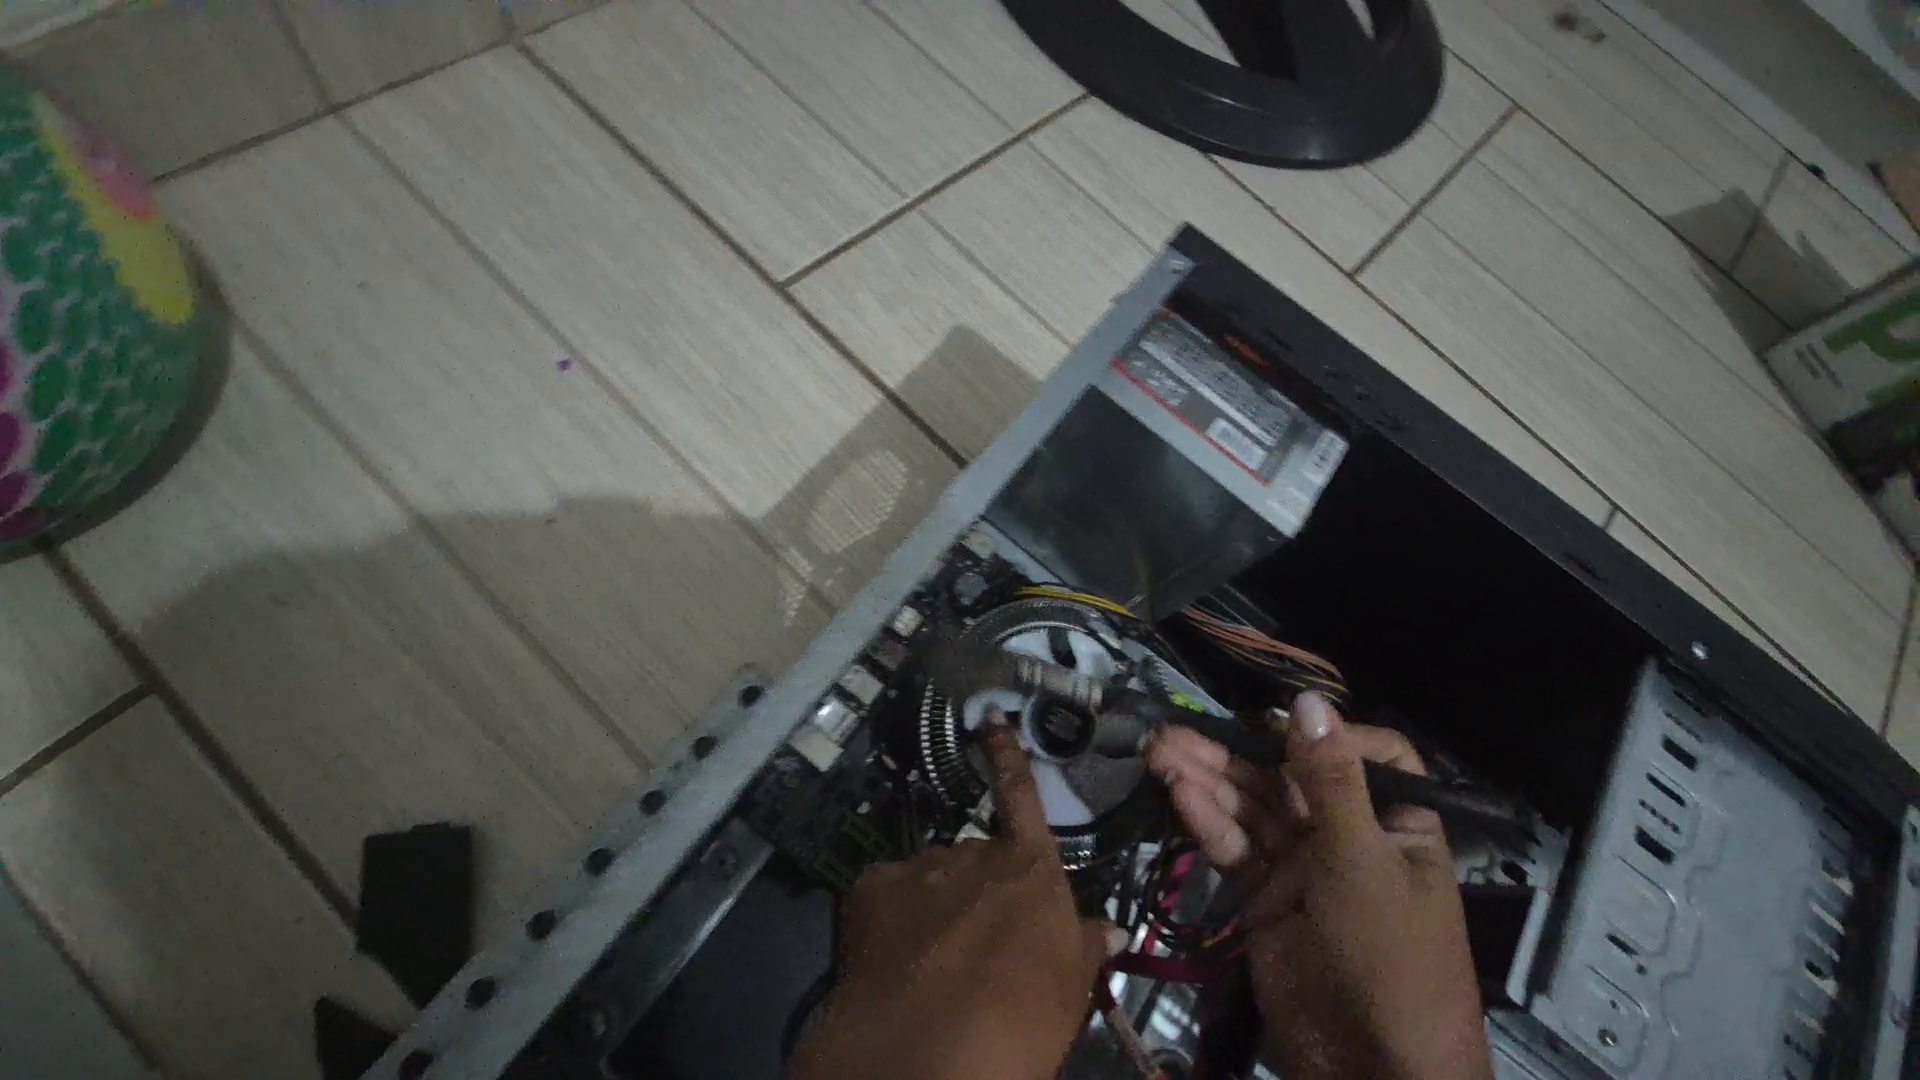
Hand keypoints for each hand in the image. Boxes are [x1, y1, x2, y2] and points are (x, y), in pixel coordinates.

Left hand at [788, 709, 1117, 1079]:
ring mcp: (919, 866)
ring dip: (933, 907)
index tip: (991, 717)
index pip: (1021, 796)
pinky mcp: (871, 887)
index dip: (1007, 755)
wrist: (927, 1051)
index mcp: (1029, 870)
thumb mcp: (1071, 991)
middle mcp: (973, 854)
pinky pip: (886, 896)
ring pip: (930, 878)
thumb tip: (1109, 929)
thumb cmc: (1021, 1020)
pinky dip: (891, 919)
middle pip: (974, 859)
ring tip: (929, 964)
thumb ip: (1086, 948)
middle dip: (974, 891)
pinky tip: (892, 960)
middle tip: (973, 948)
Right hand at [1147, 691, 1491, 1079]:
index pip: (1366, 755)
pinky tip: (1178, 797)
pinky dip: (1208, 825)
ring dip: (1206, 782)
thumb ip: (1328, 780)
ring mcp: (1302, 867)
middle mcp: (1347, 835)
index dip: (1322, 736)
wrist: (1369, 1072)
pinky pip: (1236, 850)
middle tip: (1172, 733)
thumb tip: (1307, 700)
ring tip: (1157, 754)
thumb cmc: (1386, 957)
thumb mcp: (1360, 862)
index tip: (1271, 725)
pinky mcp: (1266, 897)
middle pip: (1286, 779)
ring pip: (1251, 811)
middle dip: (1232, 755)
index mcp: (1394, 822)